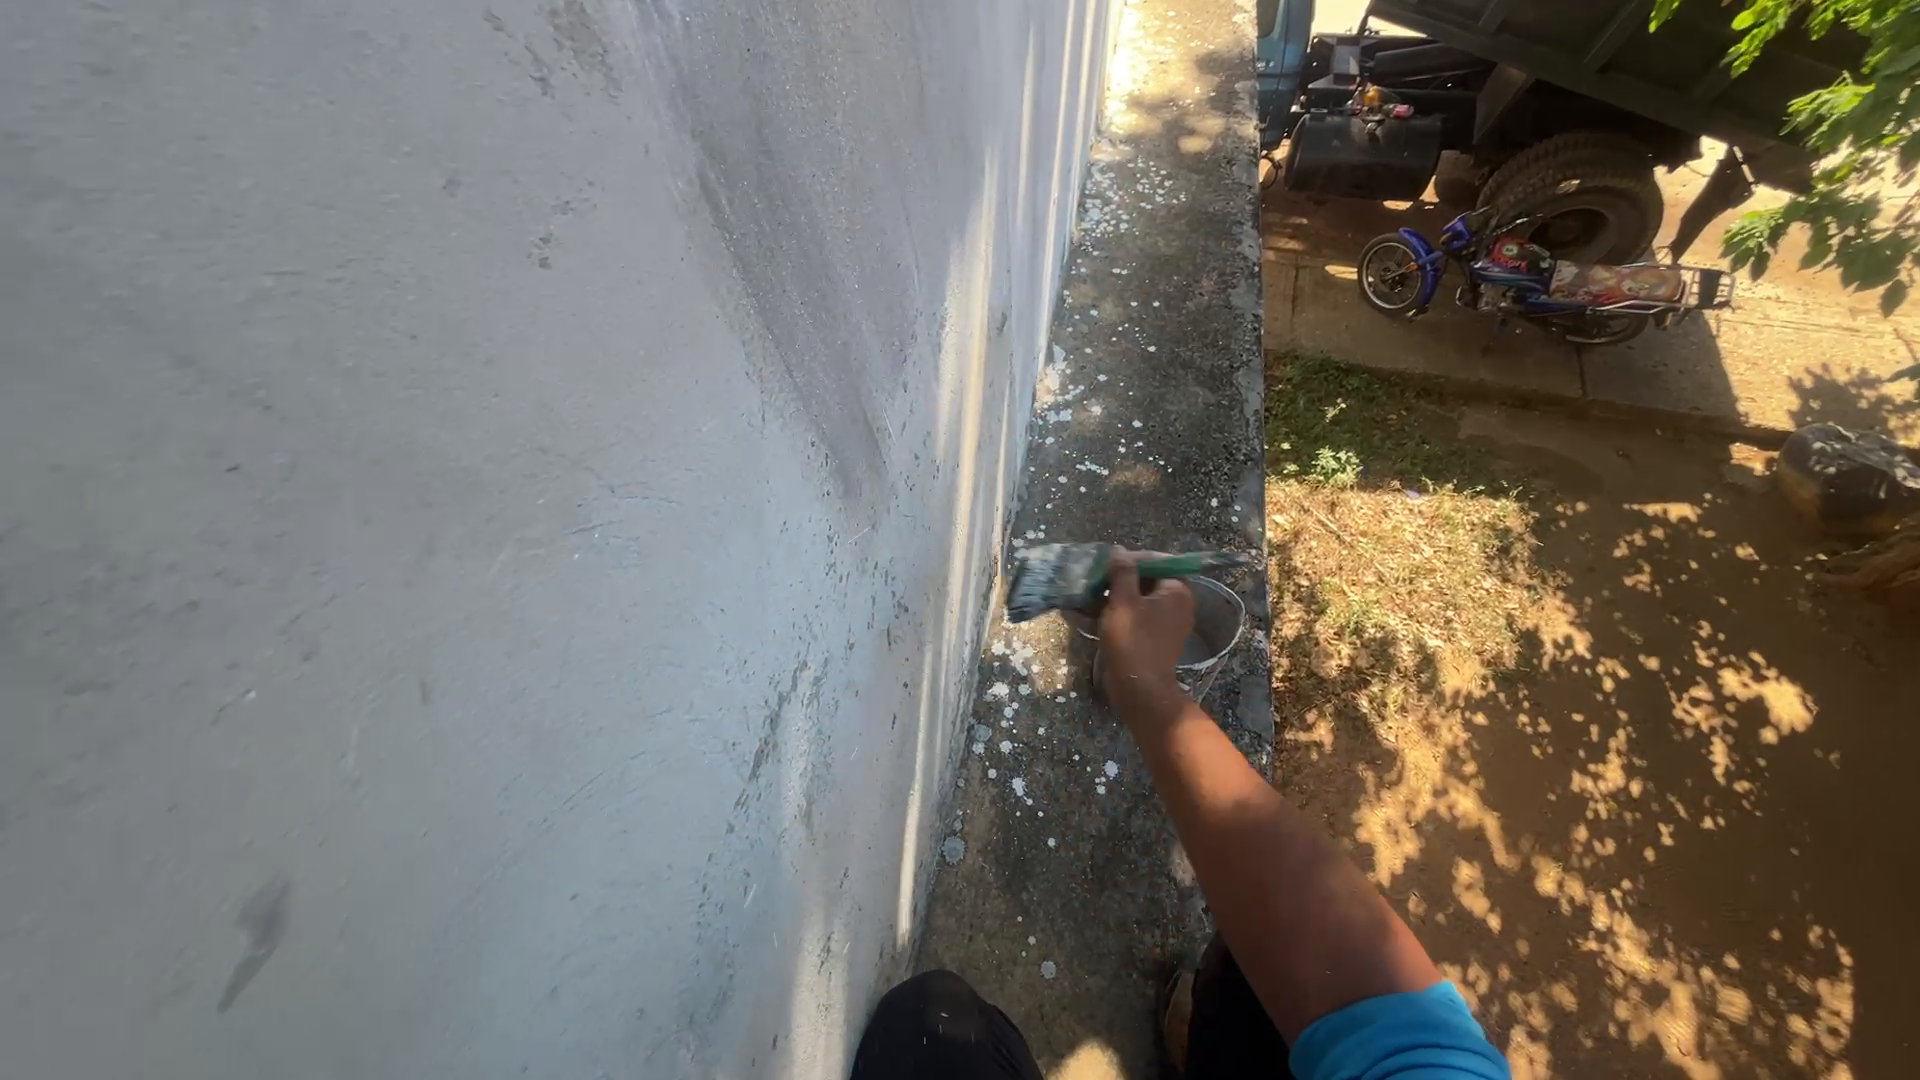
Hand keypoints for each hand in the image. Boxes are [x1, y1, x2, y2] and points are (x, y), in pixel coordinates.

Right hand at [1097, 550, 1194, 714]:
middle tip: (1093, 579)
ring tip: (1085, 595)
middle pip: (1145, 581)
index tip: (1105, 563)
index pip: (1156, 562)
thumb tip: (1120, 550)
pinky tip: (1087, 613)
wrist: (1139, 689)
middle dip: (1116, 579)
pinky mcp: (1151, 638)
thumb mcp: (1123, 601)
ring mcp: (1164, 623)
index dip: (1130, 559)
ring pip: (1136, 600)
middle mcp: (1176, 604)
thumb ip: (1122, 572)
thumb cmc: (1132, 640)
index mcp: (1177, 591)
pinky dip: (1114, 614)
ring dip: (1111, 596)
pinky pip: (1133, 617)